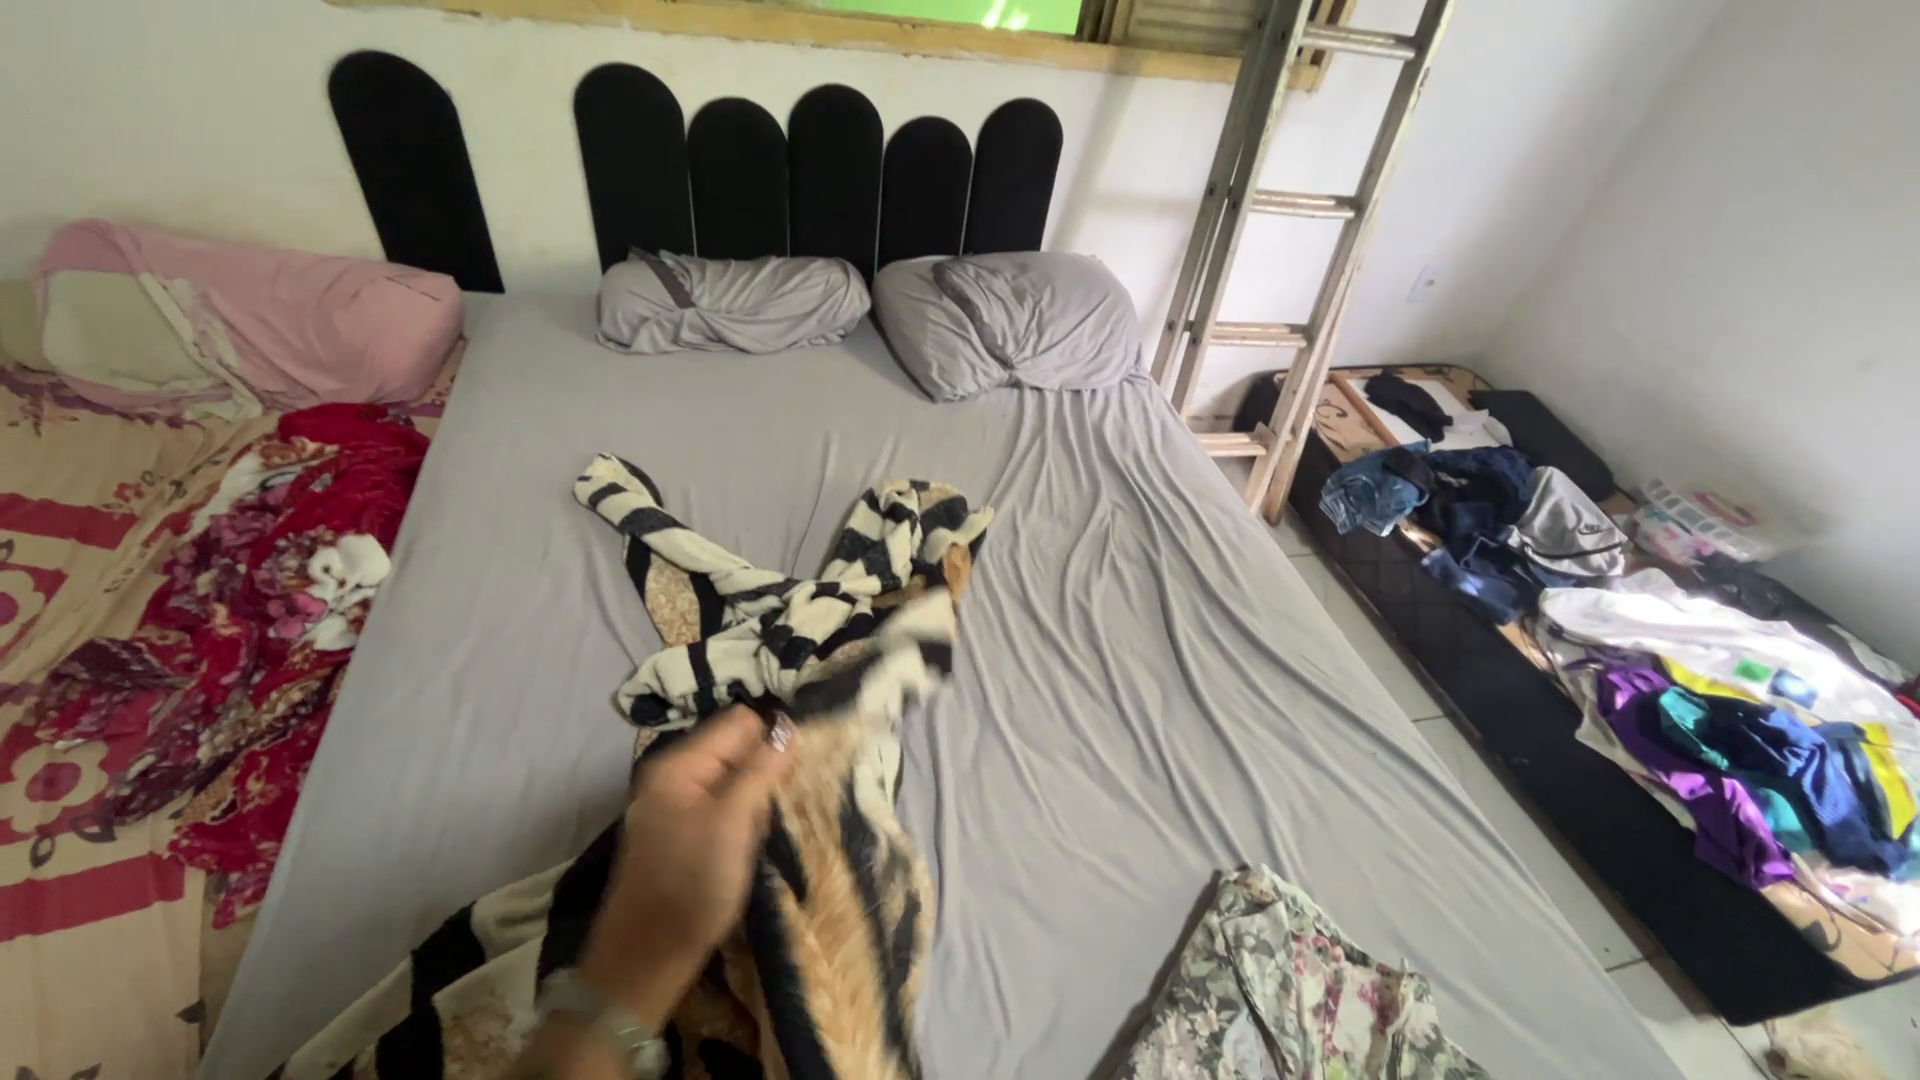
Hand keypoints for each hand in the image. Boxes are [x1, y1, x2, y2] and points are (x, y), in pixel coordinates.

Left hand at [579, 705, 796, 1028]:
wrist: (646, 959)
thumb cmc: (692, 885)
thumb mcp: (733, 821)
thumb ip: (761, 768)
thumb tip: (789, 725)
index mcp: (679, 764)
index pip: (740, 721)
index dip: (773, 738)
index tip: (796, 771)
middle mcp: (673, 775)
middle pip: (737, 748)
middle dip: (765, 774)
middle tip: (772, 811)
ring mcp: (675, 805)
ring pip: (735, 780)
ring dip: (756, 801)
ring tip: (758, 835)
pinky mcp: (682, 832)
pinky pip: (723, 807)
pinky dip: (742, 820)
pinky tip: (746, 847)